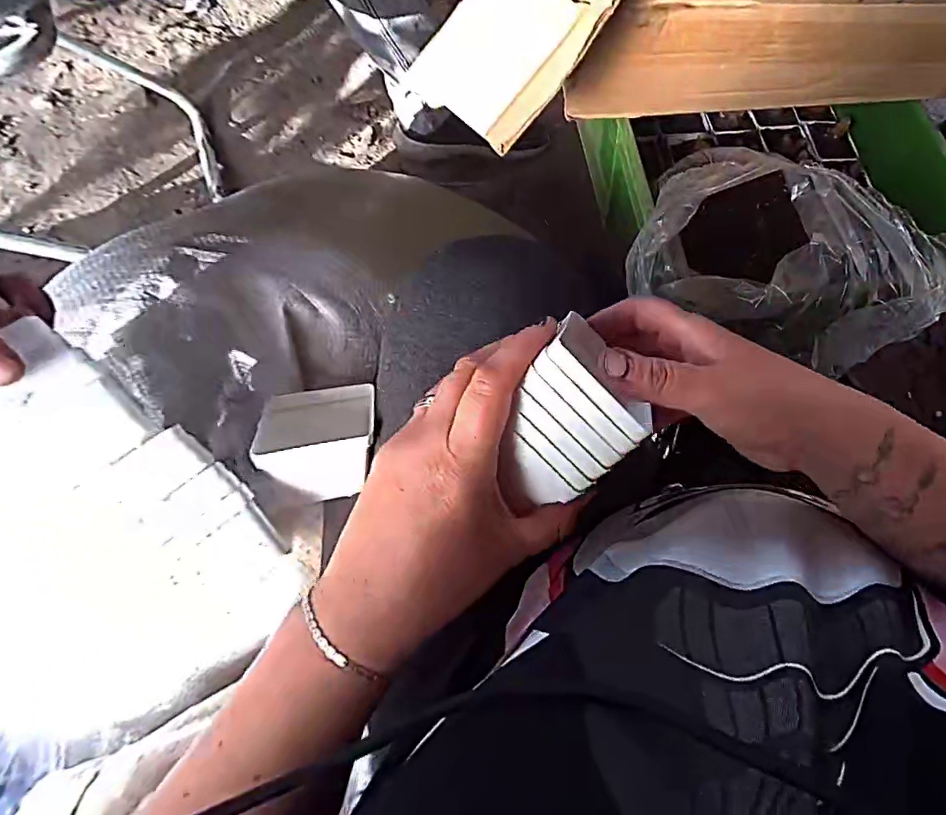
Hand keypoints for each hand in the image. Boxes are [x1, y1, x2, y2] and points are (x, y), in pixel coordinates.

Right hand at [0, 191, 54, 394]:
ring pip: (8, 341)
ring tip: (14, 291)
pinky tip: (10, 284)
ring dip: (27, 316)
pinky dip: (19, 301)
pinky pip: (2, 317)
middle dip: (25, 342)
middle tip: (30, 317)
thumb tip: (3, 376)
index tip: (47, 366)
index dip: (10, 386)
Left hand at [311, 321, 583, 673]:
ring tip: (511, 371)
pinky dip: (459, 394)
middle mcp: (427, 442)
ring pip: (444, 383)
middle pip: (465, 369)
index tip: (546, 332)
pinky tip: (476, 412)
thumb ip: (556, 519)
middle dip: (504, 346)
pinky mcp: (387, 453)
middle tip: (536, 344)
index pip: (491, 383)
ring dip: (479, 367)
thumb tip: (585, 496)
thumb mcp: (509, 550)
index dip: (520, 348)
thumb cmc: (436, 582)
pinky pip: (429, 407)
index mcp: (461, 462)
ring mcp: (401, 444)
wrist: (359, 613)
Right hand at [589, 297, 874, 473]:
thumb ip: (655, 377)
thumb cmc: (760, 400)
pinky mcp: (709, 404)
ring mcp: (702, 377)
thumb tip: (605, 361)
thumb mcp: (703, 387)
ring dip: (627, 381)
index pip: (643, 312)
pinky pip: (668, 399)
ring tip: (591, 400)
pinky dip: (648, 407)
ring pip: (654, 371)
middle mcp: (693, 350)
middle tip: (574, 373)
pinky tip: (629, 424)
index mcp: (692, 334)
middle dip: (611, 350)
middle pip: (644, 340)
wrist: (811, 430)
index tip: (575, 336)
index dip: (610, 317)